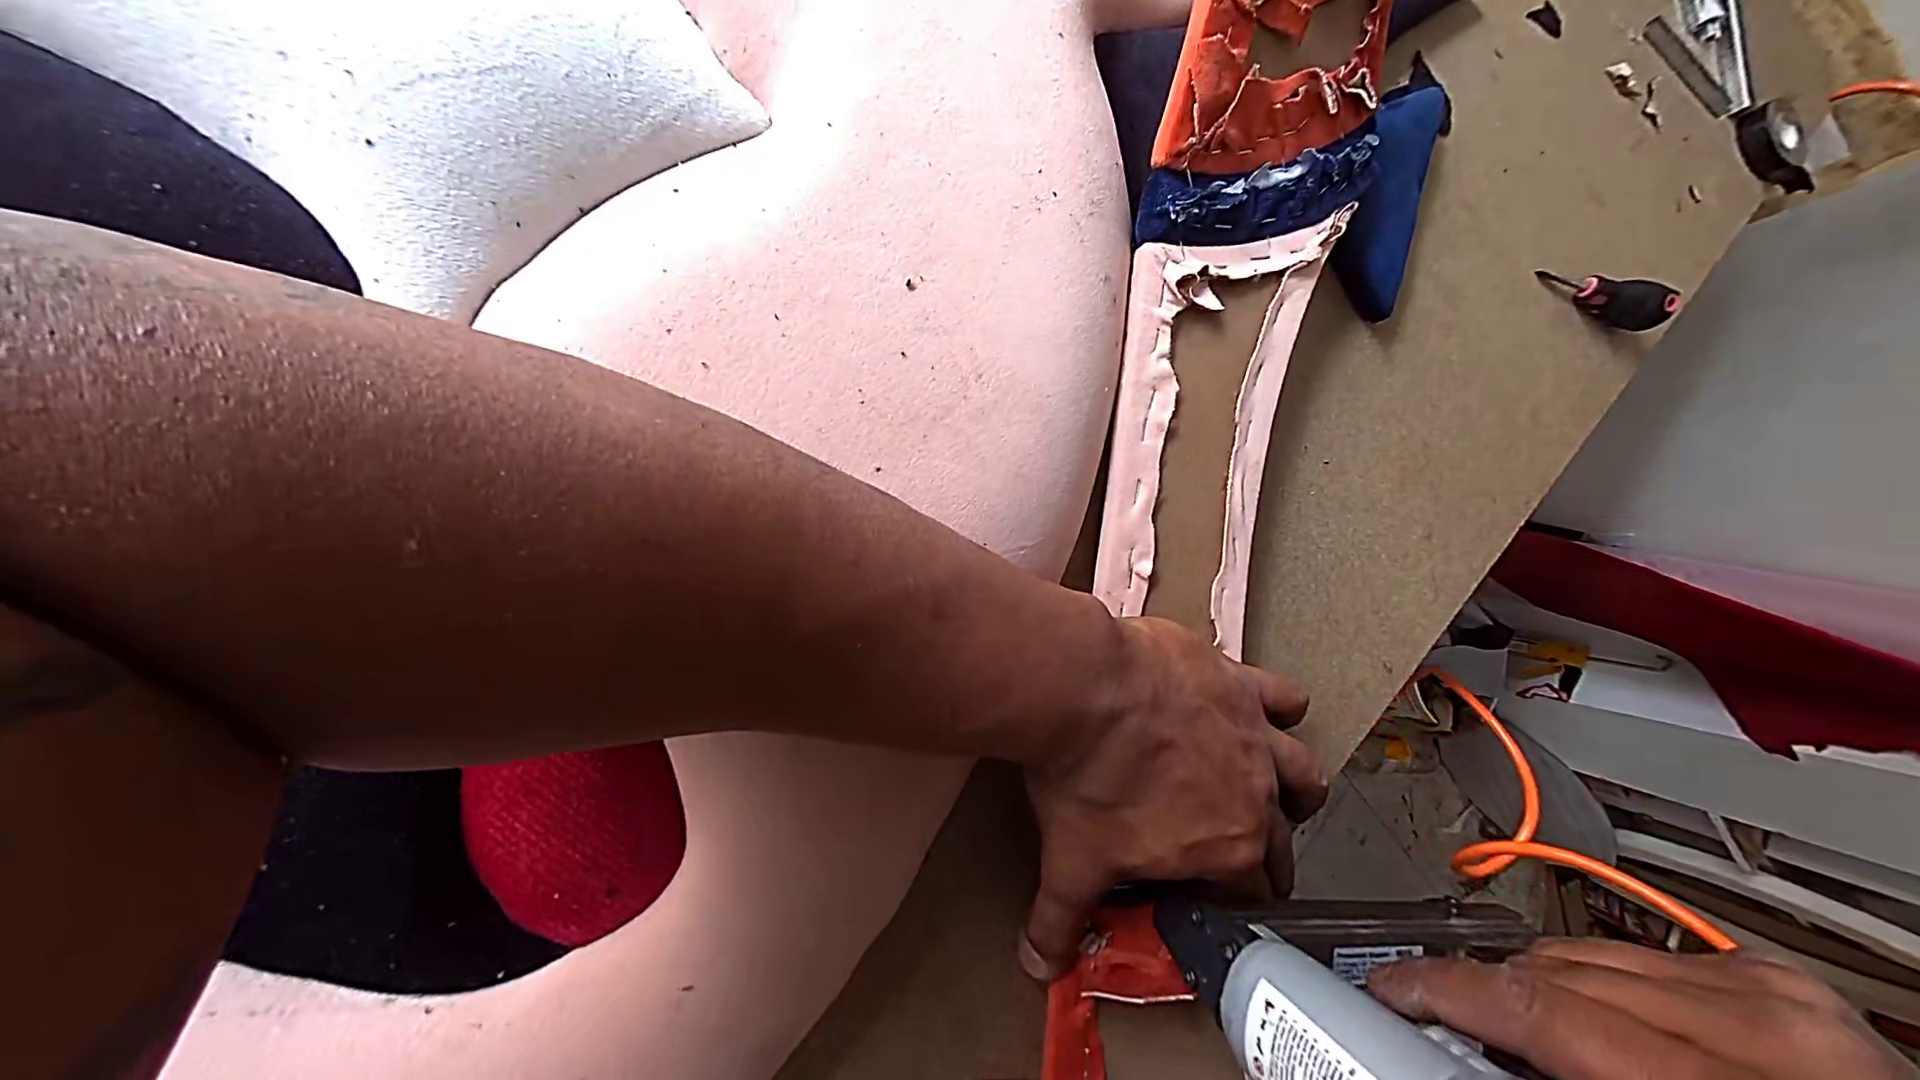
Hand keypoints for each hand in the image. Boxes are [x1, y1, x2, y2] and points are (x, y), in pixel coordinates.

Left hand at [1018, 616, 1327, 978]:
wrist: (1084, 689)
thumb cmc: (1085, 773)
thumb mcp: (1069, 859)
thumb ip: (1057, 921)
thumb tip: (1038, 966)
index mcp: (1226, 844)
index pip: (1249, 887)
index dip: (1232, 893)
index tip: (1213, 888)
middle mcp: (1255, 789)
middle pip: (1281, 832)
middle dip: (1269, 850)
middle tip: (1249, 852)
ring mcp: (1251, 730)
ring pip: (1300, 768)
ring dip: (1296, 785)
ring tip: (1284, 789)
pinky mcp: (1235, 680)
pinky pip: (1280, 695)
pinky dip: (1279, 704)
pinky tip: (1265, 704)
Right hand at [1369, 938, 1919, 1079]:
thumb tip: (1459, 1051)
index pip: (1536, 1004)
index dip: (1442, 989)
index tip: (1395, 988)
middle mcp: (1760, 1022)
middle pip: (1546, 970)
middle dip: (1482, 995)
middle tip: (1444, 1027)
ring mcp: (1772, 991)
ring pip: (1576, 951)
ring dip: (1531, 987)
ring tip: (1521, 1032)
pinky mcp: (1775, 979)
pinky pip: (1629, 954)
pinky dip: (1588, 980)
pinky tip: (1586, 1016)